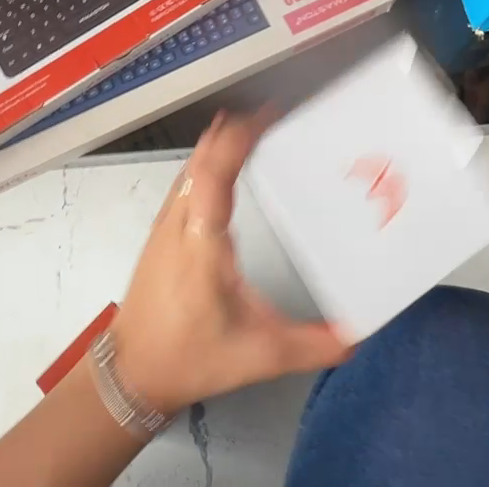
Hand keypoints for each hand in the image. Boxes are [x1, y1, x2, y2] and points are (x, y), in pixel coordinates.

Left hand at [107, 110, 350, 413]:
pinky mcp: (160, 231)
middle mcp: (180, 224)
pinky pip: (184, 180)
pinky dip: (205, 159)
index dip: (238, 139)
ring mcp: (165, 225)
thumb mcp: (258, 355)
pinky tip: (220, 159)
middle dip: (235, 130)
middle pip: (202, 160)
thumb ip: (312, 345)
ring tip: (251, 126)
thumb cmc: (188, 358)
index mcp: (202, 244)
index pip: (214, 174)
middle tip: (270, 114)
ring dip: (219, 142)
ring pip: (190, 167)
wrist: (131, 374)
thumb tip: (357, 334)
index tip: (266, 116)